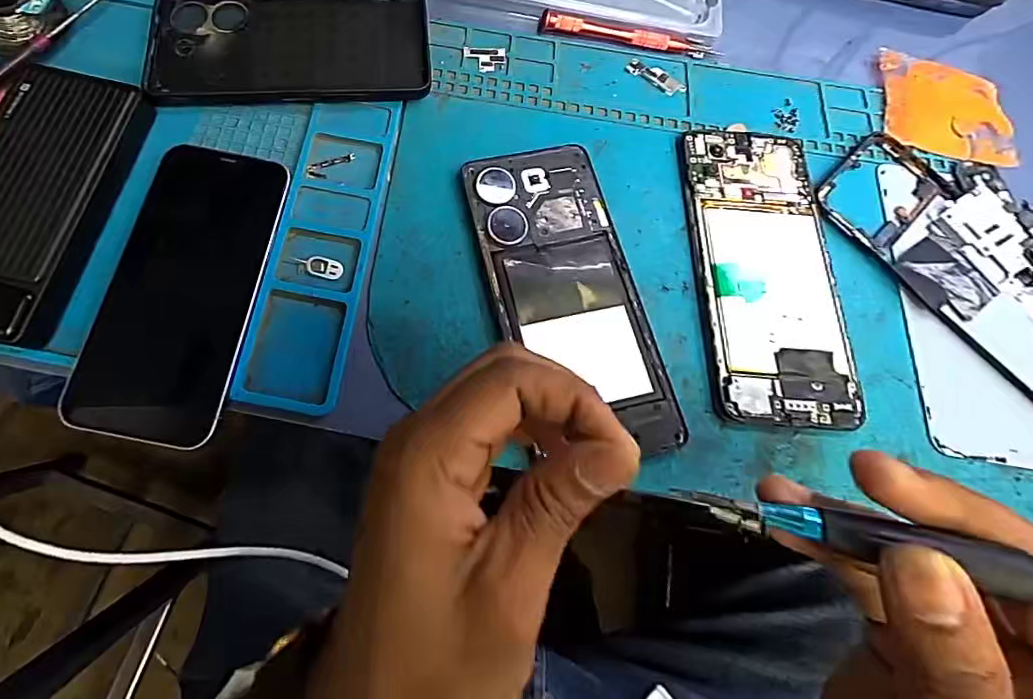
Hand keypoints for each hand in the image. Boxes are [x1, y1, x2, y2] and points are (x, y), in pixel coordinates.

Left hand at [308, 344, 639, 698]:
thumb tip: (616, 447)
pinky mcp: (424, 467)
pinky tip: (554, 461)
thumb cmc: (436, 661)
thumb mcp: (509, 588)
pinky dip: (525, 427)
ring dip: (547, 408)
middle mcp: (415, 434)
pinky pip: (480, 421)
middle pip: (498, 370)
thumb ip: (558, 503)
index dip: (571, 397)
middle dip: (562, 394)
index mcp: (428, 453)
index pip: (509, 378)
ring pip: (490, 388)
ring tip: (590, 453)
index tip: (617, 447)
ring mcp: (416, 448)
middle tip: (607, 446)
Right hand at [760, 451, 1032, 697]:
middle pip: (985, 565)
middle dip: (913, 516)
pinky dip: (827, 550)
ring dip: (848, 524)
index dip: (988, 528)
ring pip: (916, 565)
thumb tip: (917, 560)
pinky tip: (789, 525)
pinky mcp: (909, 644)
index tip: (900, 489)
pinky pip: (870, 582)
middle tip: (859, 475)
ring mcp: (969, 649)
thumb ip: (961, 669)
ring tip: (787, 495)